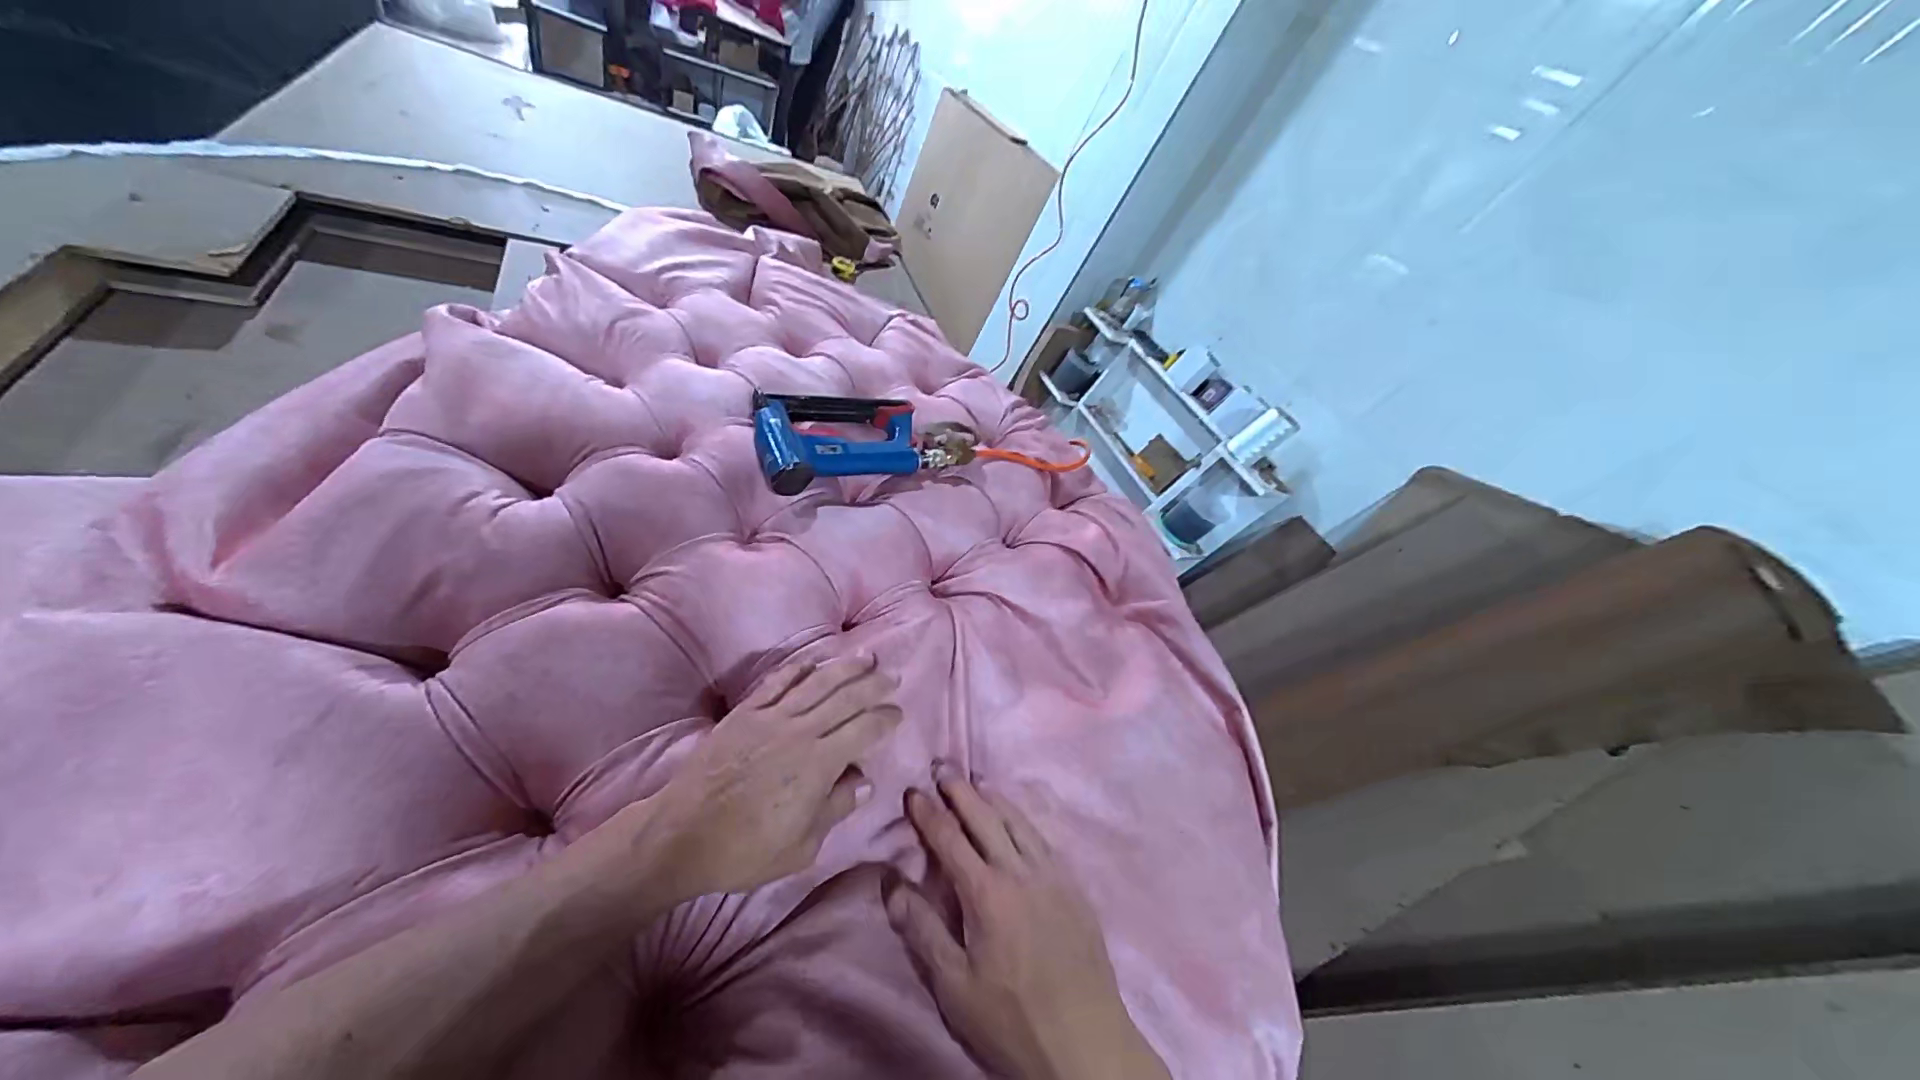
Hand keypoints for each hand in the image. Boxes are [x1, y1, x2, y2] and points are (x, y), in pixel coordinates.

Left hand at [581, 654, 902, 904]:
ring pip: (816, 683)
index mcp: (818, 764)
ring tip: (865, 657)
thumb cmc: (745, 851)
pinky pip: (776, 683)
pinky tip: (813, 662)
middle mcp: (799, 732)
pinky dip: (797, 669)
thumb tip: (863, 780)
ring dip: (844, 668)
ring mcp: (769, 718)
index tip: (898, 713)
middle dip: (873, 685)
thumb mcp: (802, 847)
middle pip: (845, 698)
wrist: (680, 836)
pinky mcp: (744, 714)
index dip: (885, 718)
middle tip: (892, 675)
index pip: (863, 730)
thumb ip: (835, 808)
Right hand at [887, 768, 1170, 1079]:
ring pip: (1019, 822)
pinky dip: (1025, 819)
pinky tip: (1021, 819)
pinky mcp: (1075, 889)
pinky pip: (1045, 839)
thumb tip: (892, 882)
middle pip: (986, 818)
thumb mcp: (954, 986)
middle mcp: (1021, 872)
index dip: (928, 814)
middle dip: (961, 791)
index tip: (913, 792)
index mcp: (987, 892)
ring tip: (977, 782)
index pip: (950, 840)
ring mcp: (1054, 876)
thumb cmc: (1010, 1019)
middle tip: (943, 768)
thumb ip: (922, 930)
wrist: (1087, 1044)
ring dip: (995, 798)